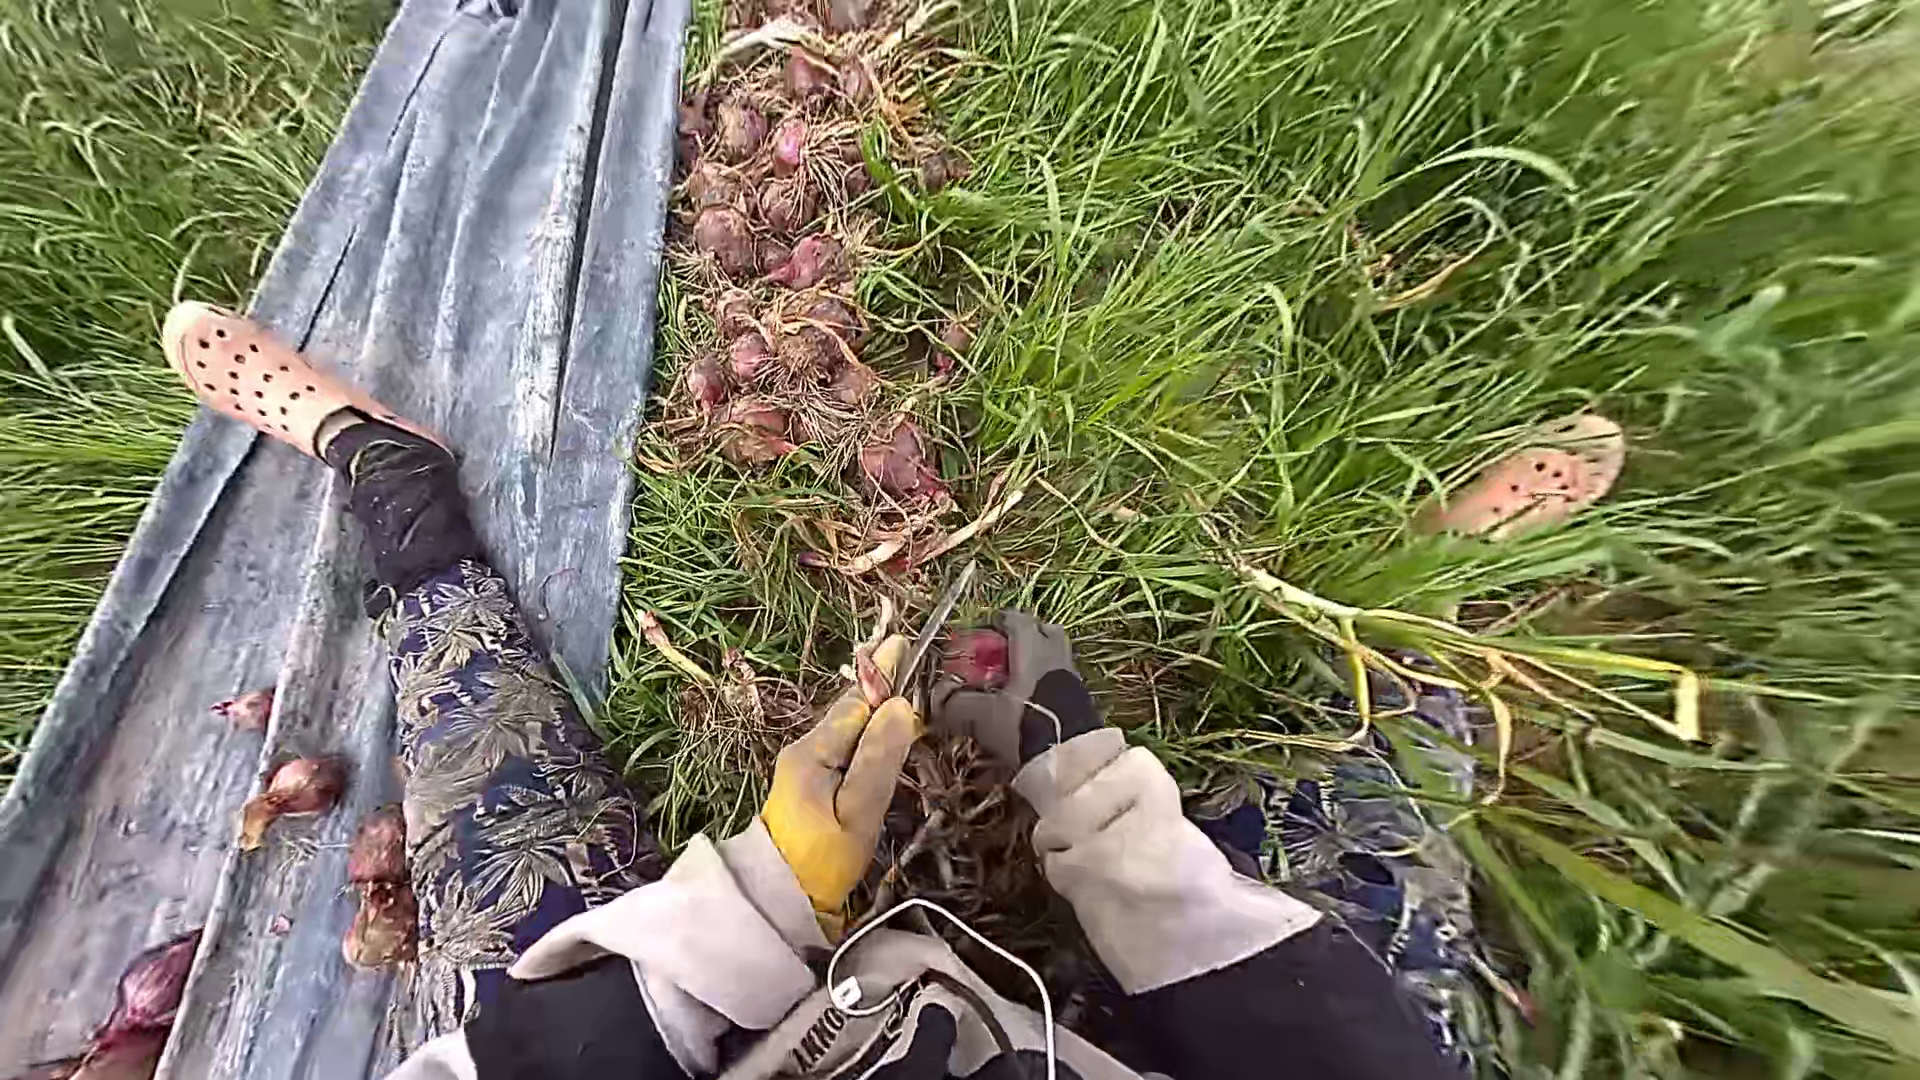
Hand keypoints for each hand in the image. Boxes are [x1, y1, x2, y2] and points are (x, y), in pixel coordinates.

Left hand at [762, 635, 921, 913]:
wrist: (777, 902)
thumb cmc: (821, 861)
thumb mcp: (856, 813)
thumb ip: (878, 759)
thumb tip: (901, 706)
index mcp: (814, 750)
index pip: (856, 703)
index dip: (883, 677)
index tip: (902, 644)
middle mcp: (807, 747)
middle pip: (851, 707)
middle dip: (879, 682)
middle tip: (906, 651)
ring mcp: (805, 762)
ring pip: (848, 723)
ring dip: (874, 701)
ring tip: (900, 676)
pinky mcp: (810, 779)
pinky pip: (844, 740)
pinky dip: (866, 724)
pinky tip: (881, 722)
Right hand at [931, 611, 1101, 766]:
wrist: (1068, 757)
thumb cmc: (1023, 723)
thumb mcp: (981, 715)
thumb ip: (957, 704)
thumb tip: (940, 701)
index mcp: (1032, 648)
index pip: (1016, 619)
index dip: (997, 621)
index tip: (982, 631)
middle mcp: (1055, 654)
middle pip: (1042, 630)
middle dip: (1023, 636)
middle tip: (1002, 651)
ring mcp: (1072, 675)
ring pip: (1054, 653)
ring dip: (1036, 659)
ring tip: (1015, 678)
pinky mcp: (1082, 697)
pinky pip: (1060, 676)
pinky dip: (1045, 680)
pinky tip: (1030, 699)